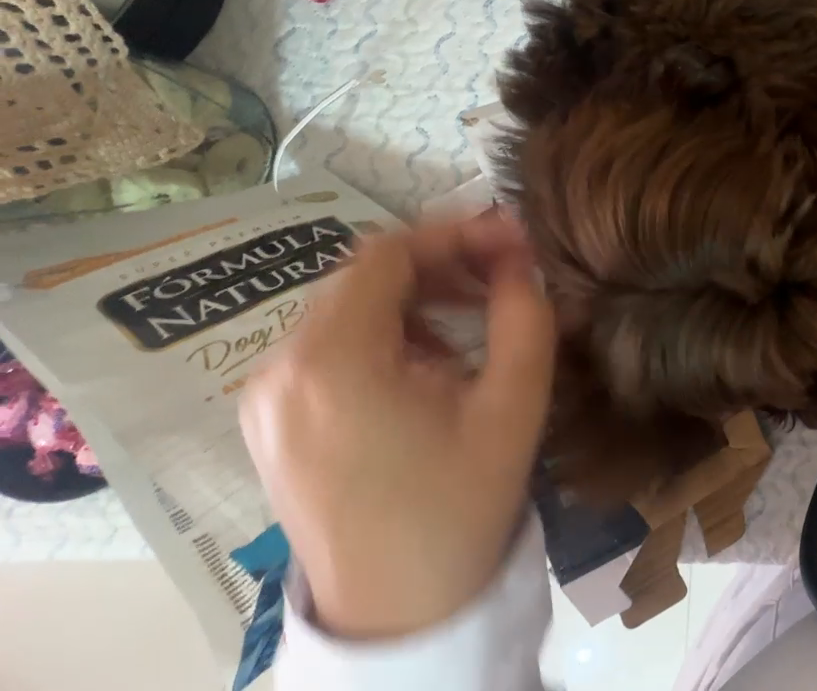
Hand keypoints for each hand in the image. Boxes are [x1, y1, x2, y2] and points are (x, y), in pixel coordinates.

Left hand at [239, 214, 556, 639]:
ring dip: (416, 299)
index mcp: (334, 361)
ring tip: (476, 323)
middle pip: (362, 277)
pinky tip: (432, 365)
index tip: (516, 244)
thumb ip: (524, 315)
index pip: (388, 253)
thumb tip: (521, 258)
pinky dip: (385, 334)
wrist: (400, 608)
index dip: (457, 234)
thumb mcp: (514, 403)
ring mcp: (266, 399)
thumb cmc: (461, 502)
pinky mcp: (272, 423)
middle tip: (507, 277)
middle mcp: (280, 369)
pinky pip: (329, 348)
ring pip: (346, 309)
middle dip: (441, 264)